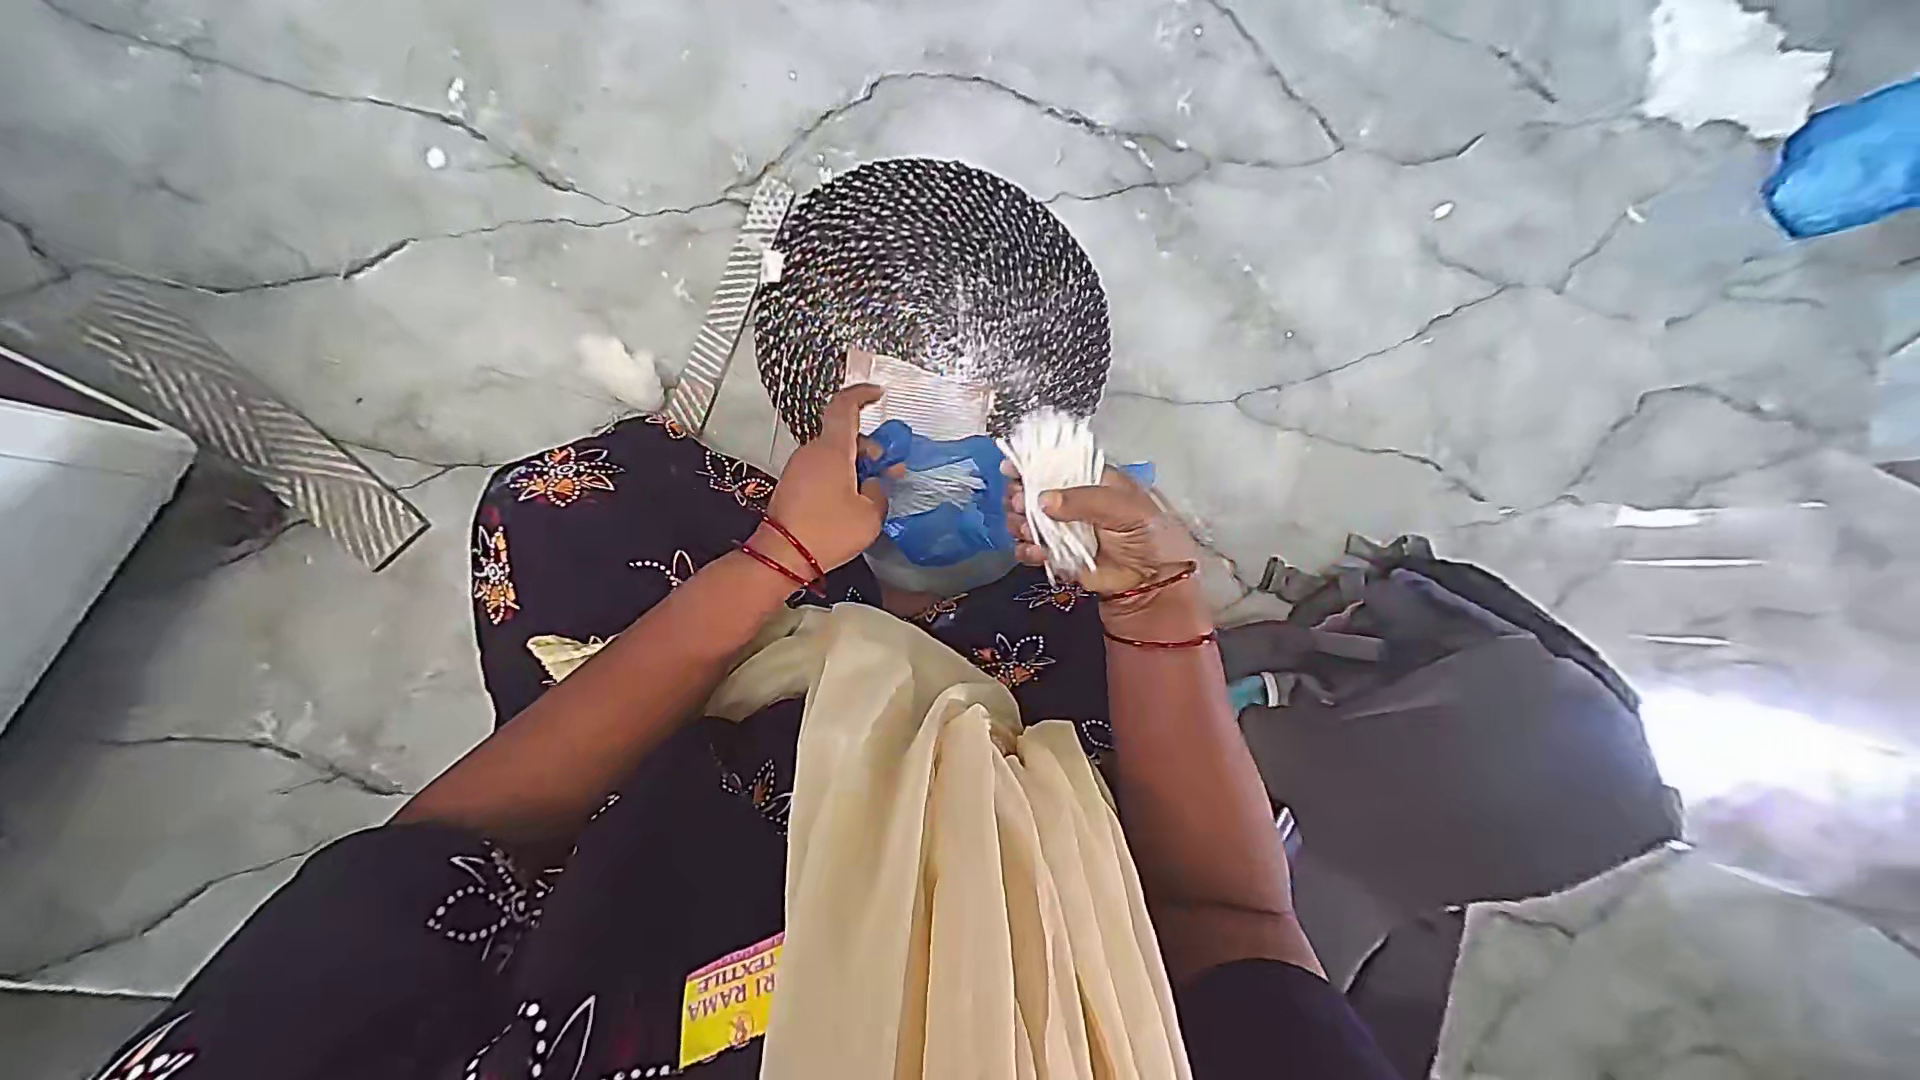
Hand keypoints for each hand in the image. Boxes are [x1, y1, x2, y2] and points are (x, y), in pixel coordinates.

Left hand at [757, 384, 891, 574]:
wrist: (782, 557)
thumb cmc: (828, 532)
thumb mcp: (870, 515)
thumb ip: (878, 492)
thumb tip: (872, 485)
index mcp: (832, 450)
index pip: (845, 406)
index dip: (862, 395)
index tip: (878, 394)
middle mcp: (812, 452)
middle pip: (845, 435)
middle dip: (870, 448)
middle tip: (890, 469)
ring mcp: (799, 468)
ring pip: (834, 454)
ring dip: (856, 464)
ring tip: (874, 489)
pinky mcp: (793, 485)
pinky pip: (822, 469)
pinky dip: (841, 475)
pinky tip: (852, 499)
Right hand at [1005, 466, 1209, 632]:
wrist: (1152, 582)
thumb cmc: (1148, 535)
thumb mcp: (1125, 508)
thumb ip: (1085, 500)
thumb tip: (1043, 500)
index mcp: (1089, 480)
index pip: (1054, 464)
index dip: (1031, 464)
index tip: (1011, 469)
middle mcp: (1071, 502)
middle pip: (1031, 491)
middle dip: (1019, 497)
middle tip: (1020, 504)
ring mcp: (1061, 530)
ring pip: (1024, 520)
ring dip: (1020, 524)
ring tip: (1030, 531)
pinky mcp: (1056, 556)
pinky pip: (1029, 550)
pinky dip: (1027, 550)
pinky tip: (1037, 552)